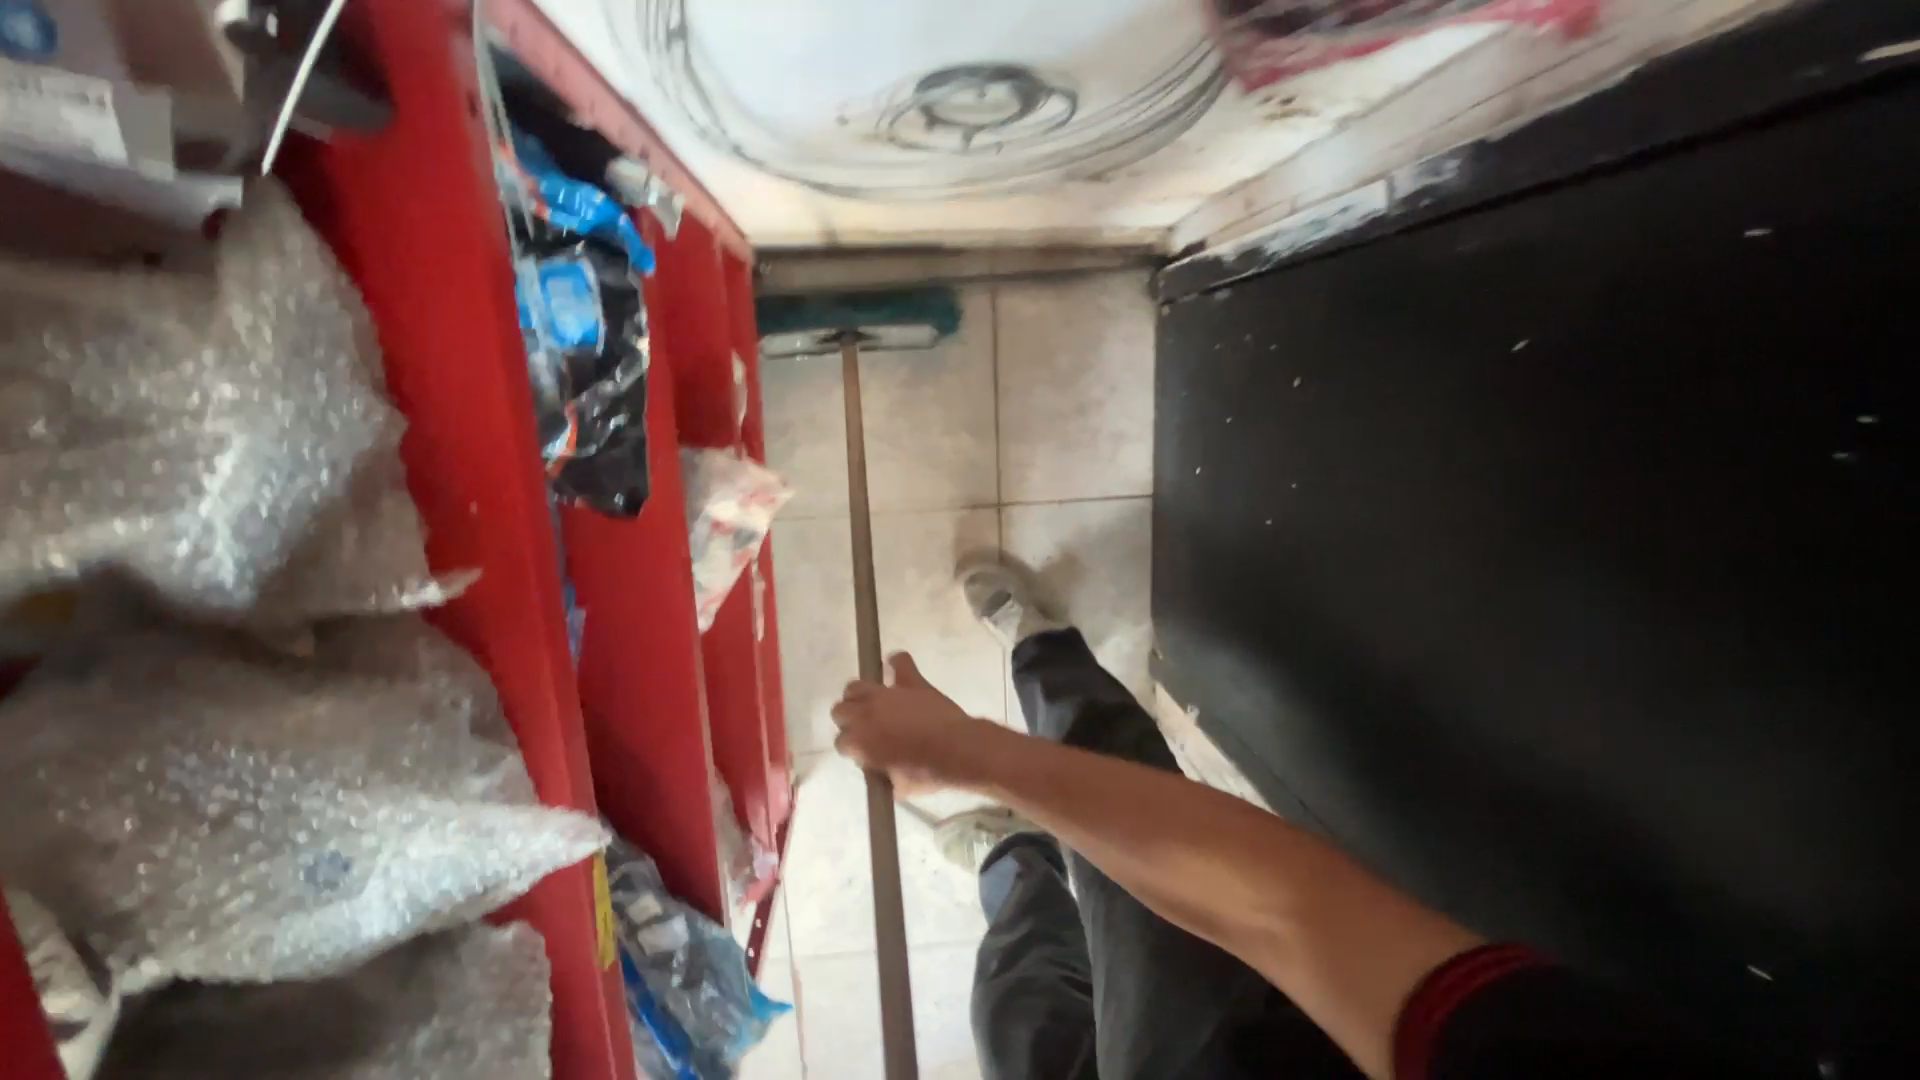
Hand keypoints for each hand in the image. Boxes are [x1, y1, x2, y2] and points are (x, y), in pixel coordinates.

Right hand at [831, 652, 1007, 793]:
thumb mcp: (898, 787)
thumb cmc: (927, 774)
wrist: (957, 751)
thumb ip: (882, 774)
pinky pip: (900, 662)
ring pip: (856, 685)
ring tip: (872, 702)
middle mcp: (865, 714)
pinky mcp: (911, 682)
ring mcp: (887, 695)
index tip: (863, 751)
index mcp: (859, 742)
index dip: (852, 747)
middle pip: (839, 710)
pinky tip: (896, 668)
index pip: (841, 742)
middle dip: (849, 719)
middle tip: (865, 727)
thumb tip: (878, 767)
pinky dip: (897, 663)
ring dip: (860, 694)